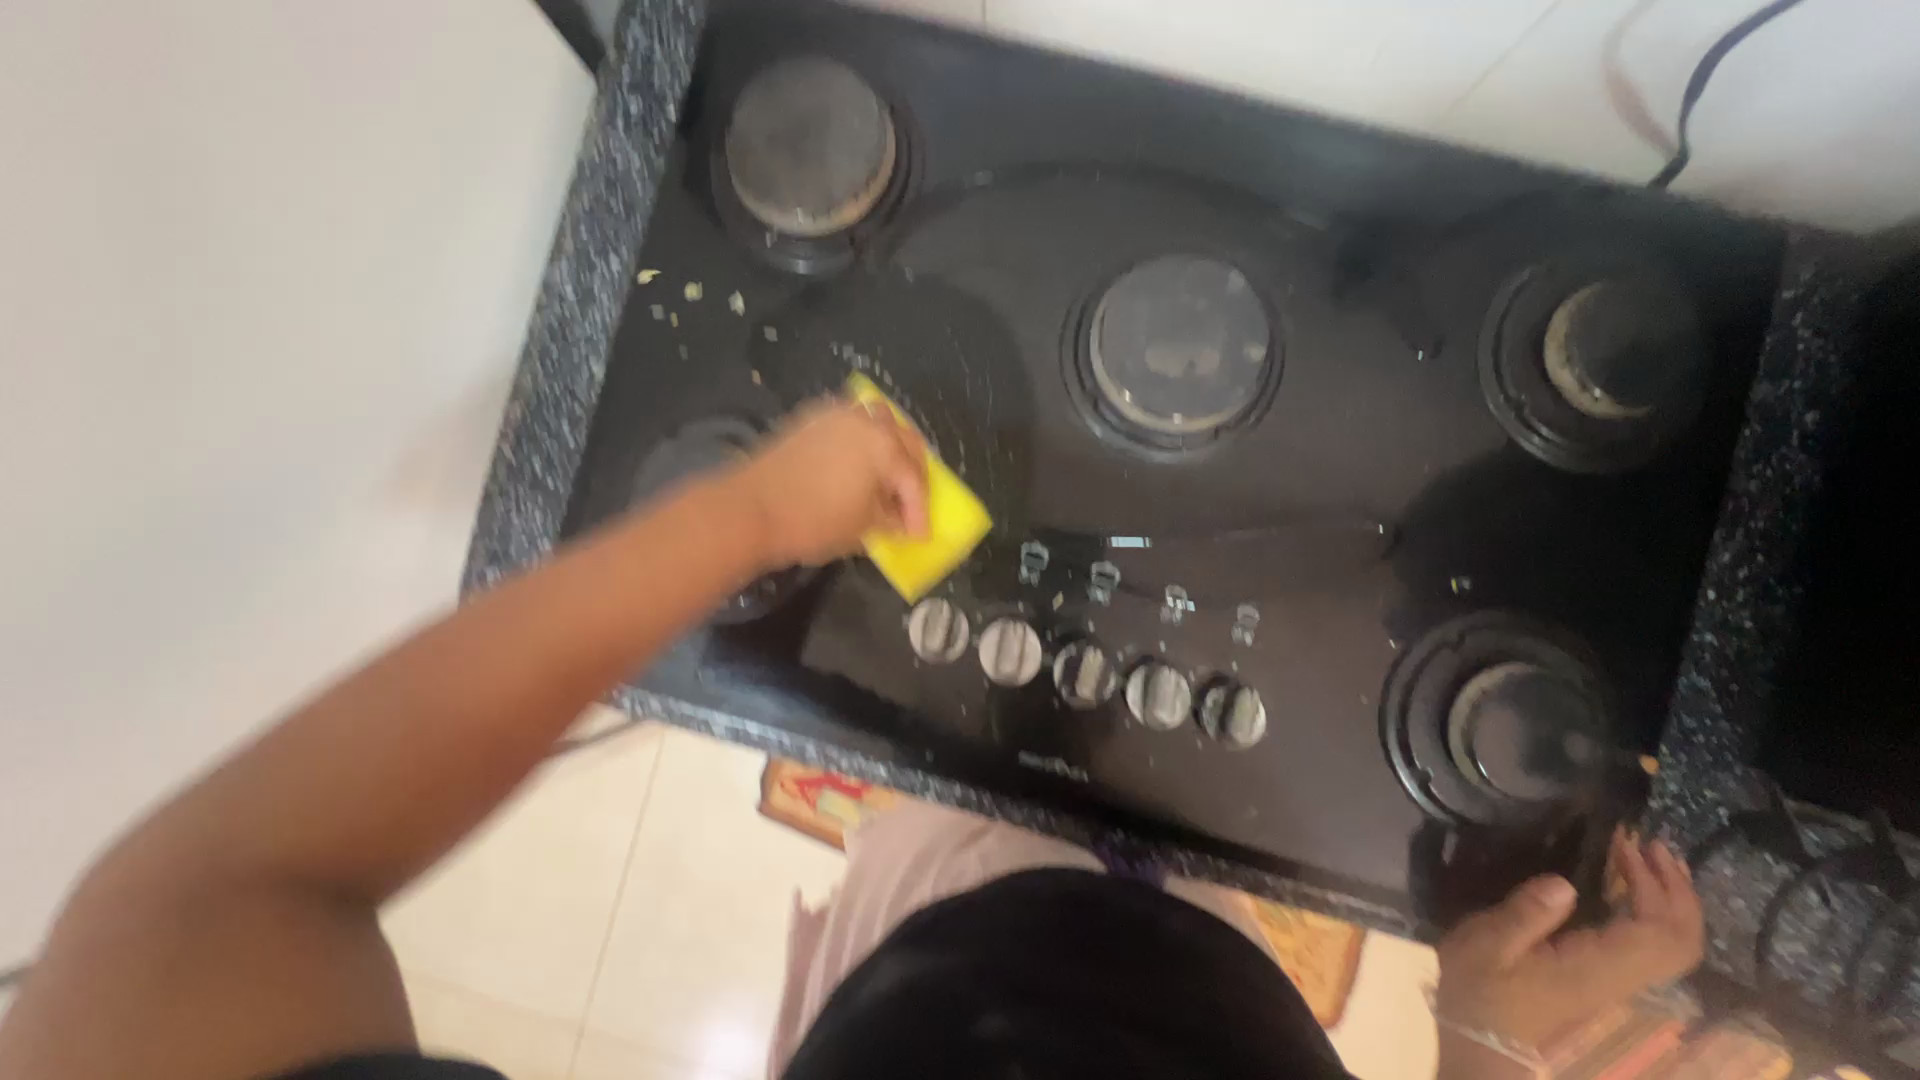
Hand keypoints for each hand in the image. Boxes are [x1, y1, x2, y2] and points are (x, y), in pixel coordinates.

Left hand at [727, 397, 929, 567]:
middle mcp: (866, 421)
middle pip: (904, 440)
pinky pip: (849, 420)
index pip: (914, 479)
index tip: (920, 535)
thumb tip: (897, 518)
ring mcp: (836, 415)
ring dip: (890, 445)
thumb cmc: (812, 522)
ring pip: (878, 420)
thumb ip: (889, 519)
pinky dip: (861, 438)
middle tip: (909, 502)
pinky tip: (856, 462)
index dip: (919, 510)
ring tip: (887, 475)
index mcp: (885, 447)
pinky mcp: (810, 419)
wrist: (750, 509)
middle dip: (911, 471)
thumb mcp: (861, 529)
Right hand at [1434, 830, 1702, 1074]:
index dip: (1654, 885)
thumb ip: (1526, 914)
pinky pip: (1653, 947)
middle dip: (1678, 890)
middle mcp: (1621, 977)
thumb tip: (1565, 881)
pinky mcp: (1605, 978)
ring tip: (1654, 860)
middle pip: (1680, 941)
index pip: (1656, 931)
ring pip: (1673, 946)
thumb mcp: (1488, 944)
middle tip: (1654, 844)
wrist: (1481, 1038)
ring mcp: (1617, 981)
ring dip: (1673, 901)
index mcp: (1597, 967)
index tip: (1627, 845)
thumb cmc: (1478, 987)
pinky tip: (1633, 892)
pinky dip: (1656, 914)